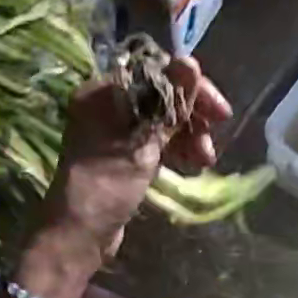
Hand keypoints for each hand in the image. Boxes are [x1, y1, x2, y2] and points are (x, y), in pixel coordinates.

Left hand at [34, 56, 230, 273]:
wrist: (77, 237)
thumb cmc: (105, 187)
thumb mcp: (141, 145)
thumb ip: (169, 105)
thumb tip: (191, 61)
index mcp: (100, 94)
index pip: (155, 74)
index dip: (191, 90)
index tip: (219, 113)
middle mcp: (104, 108)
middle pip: (159, 98)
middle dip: (191, 118)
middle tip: (211, 144)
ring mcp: (111, 134)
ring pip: (158, 123)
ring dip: (186, 137)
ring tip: (204, 161)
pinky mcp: (119, 158)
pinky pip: (152, 144)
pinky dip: (172, 150)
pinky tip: (191, 165)